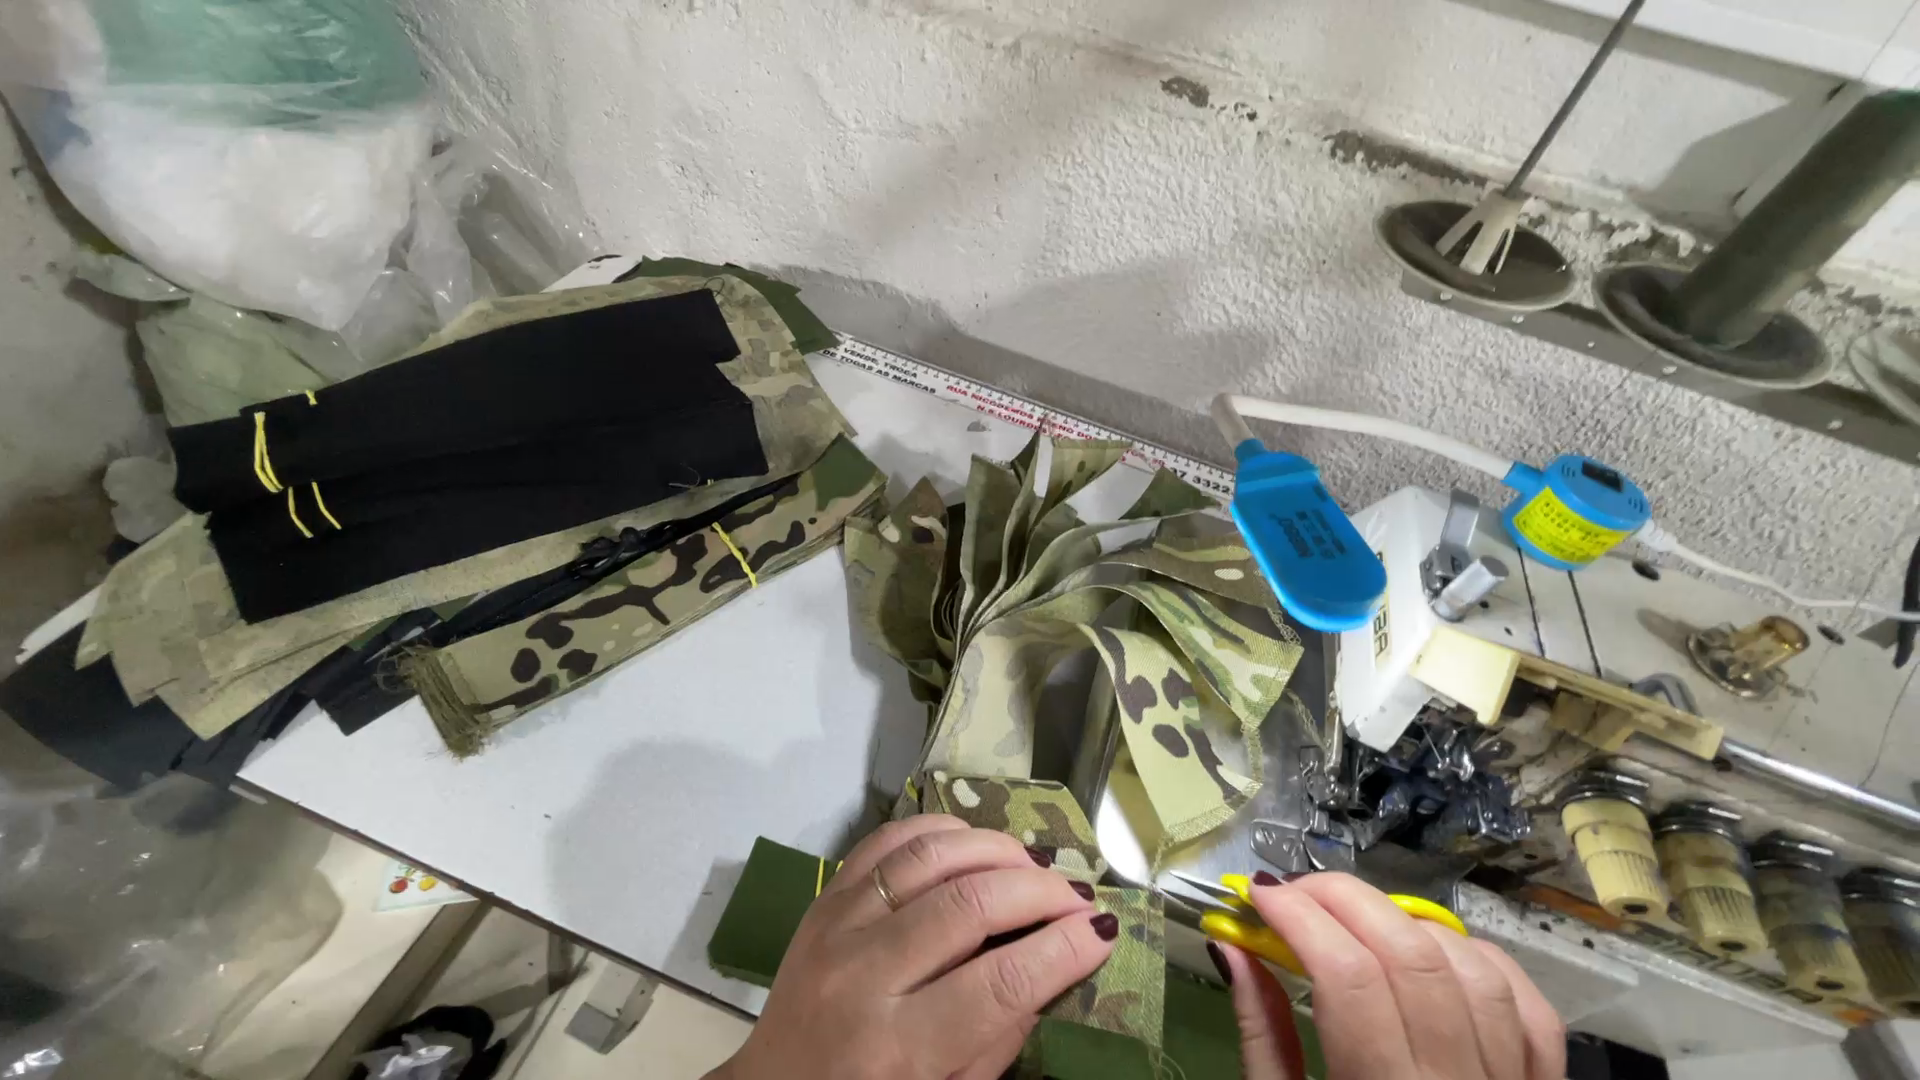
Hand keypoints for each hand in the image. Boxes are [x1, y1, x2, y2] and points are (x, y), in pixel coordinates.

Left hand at [709, 815, 1115, 1079]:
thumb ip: (1001, 1034)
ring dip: (995, 849)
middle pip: (967, 905)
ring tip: (1031, 864)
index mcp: (894, 1049)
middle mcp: (862, 974)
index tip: (1102, 928)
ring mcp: (837, 923)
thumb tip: (1055, 959)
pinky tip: (973, 842)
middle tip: (1077, 894)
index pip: (997, 983)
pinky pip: (889, 839)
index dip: (1061, 949)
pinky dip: (940, 828)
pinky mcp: (826, 894)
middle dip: (1038, 891)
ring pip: (930, 856)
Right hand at [1212, 872, 1565, 1079]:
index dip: (1297, 916)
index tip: (1256, 894)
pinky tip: (1426, 950)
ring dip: (1400, 921)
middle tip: (1293, 893)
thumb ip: (1261, 1034)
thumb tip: (1232, 946)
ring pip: (1470, 967)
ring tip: (1350, 919)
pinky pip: (1525, 1004)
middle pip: (1409, 954)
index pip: (1347, 976)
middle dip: (1341, 899)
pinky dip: (1473, 956)